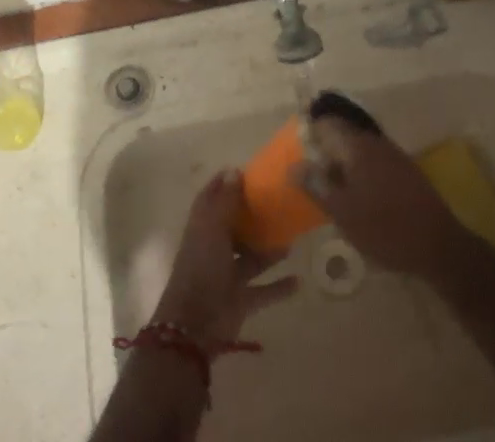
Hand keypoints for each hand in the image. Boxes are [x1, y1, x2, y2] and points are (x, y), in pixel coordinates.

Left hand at [151, 170, 299, 343]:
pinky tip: (299, 280)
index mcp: (202, 229)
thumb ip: (224, 201)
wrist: (195, 324)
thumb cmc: (202, 268)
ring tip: (293, 238)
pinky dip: (279, 287)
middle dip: (252, 217)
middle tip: (278, 203)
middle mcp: (214, 249)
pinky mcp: (240, 300)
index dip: (223, 185)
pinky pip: (264, 290)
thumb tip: (234, 170)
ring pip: (251, 258)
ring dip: (270, 250)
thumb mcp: (212, 229)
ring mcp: (227, 276)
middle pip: (234, 228)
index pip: (210, 200)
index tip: (245, 171)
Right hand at [295, 117, 469, 279]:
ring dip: (343, 166)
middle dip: (325, 153)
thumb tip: (294, 164)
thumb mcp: (342, 211)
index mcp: (358, 147)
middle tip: (312, 180)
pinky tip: (358, 198)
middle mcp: (376, 143)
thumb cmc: (384, 228)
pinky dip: (361, 174)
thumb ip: (316, 185)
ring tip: (333, 193)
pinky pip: (374, 163)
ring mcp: (395, 156)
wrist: (439, 246)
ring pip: (359, 151)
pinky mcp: (406, 172)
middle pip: (343, 135)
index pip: (326, 124)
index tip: (298, 156)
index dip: (309, 135)